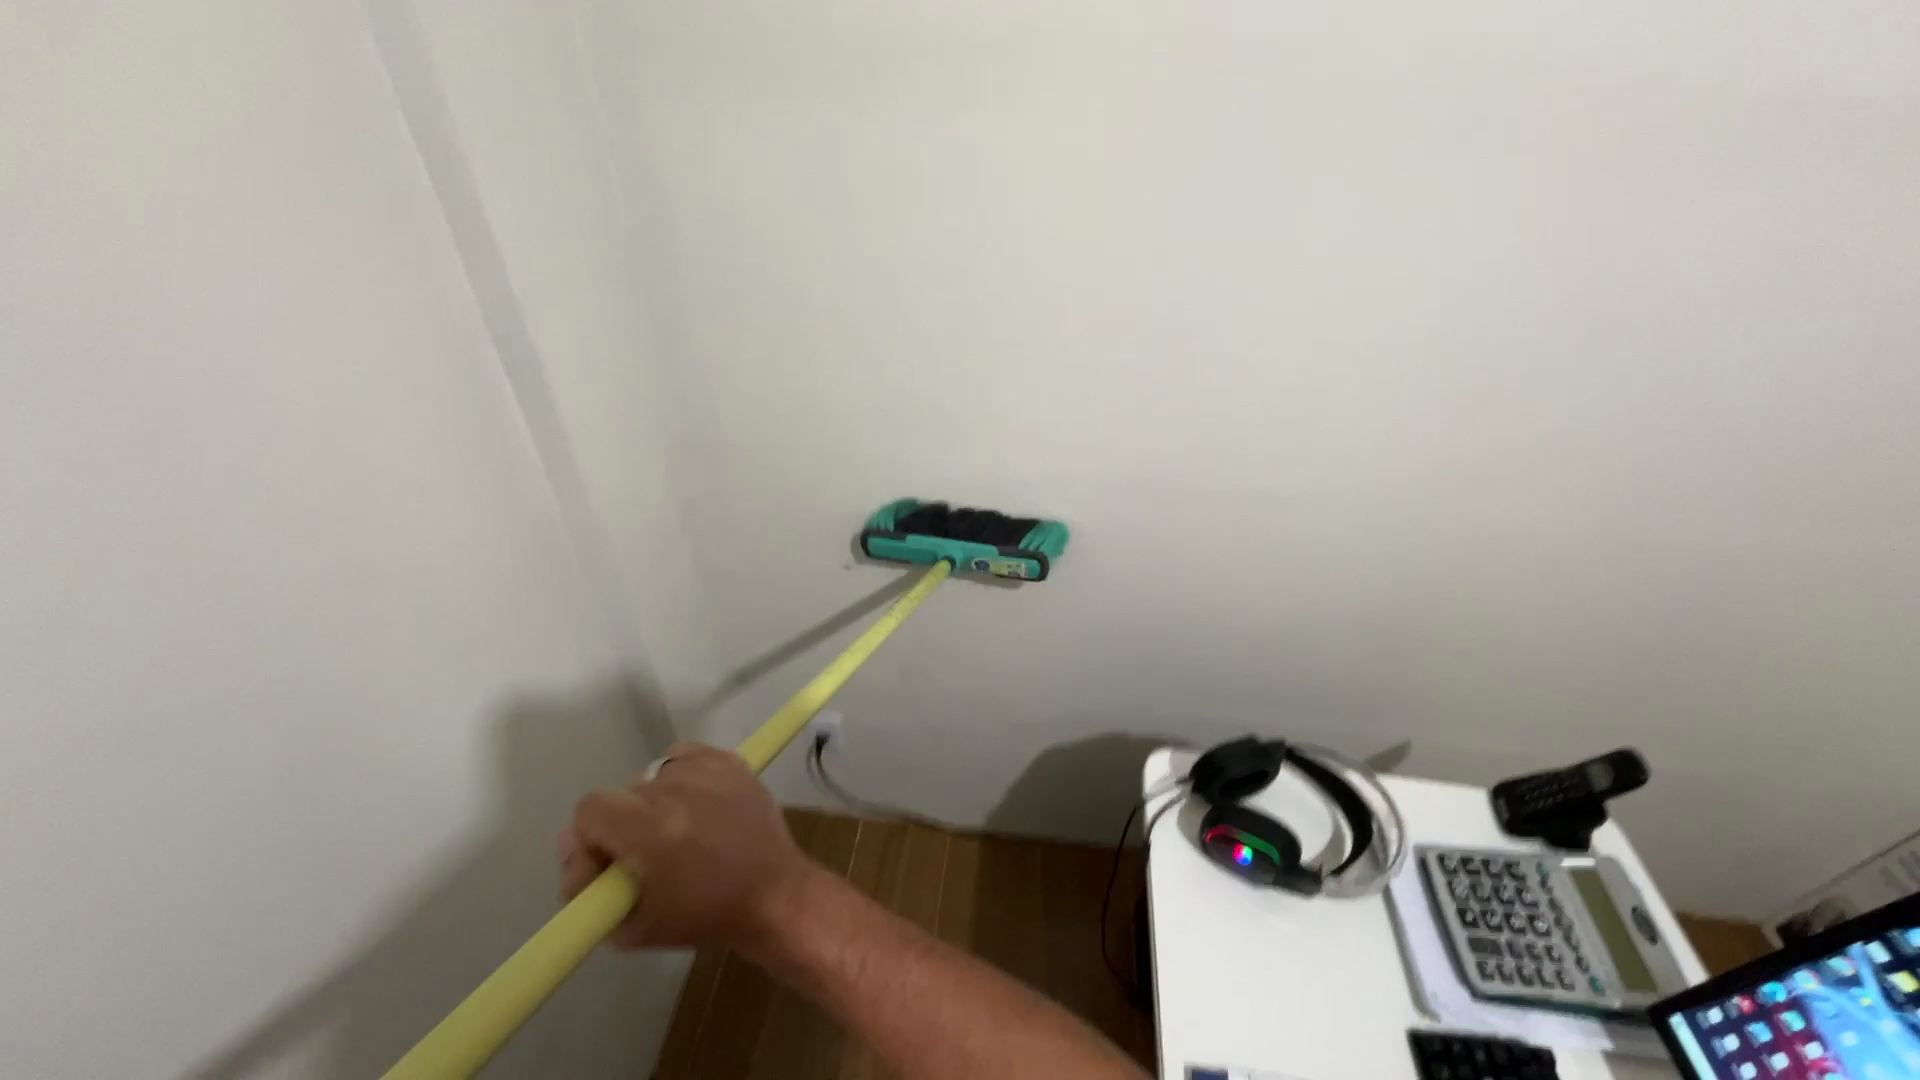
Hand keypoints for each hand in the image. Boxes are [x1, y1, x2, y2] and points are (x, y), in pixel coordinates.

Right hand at [558, 742, 813, 950]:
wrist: (773, 895)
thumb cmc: (703, 916)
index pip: (589, 807)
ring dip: (654, 803)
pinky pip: (682, 756)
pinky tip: (693, 803)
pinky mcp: (730, 762)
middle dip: (625, 825)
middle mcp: (677, 791)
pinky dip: (680, 776)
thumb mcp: (630, 926)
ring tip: (677, 831)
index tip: (610, 861)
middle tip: (649, 854)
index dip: (591, 836)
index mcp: (651, 831)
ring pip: (652, 776)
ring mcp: (707, 772)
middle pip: (622, 794)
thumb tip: (572, 843)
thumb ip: (586, 888)